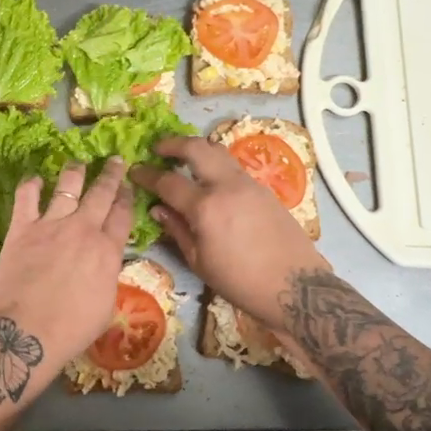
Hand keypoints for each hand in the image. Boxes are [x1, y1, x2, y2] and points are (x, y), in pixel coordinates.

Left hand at [0, 158, 135, 371]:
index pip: (122, 215)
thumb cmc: (72, 328)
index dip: (127, 197)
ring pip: (67, 186)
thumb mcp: (107, 305)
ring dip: (75, 171)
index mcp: (107, 250)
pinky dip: (31, 184)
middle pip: (101, 193)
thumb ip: (108, 278)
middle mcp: (83, 229)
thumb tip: (106, 266)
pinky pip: (26, 196)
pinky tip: (34, 178)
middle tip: (114, 159)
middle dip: (111, 174)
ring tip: (77, 162)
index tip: (128, 185)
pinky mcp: (22, 227)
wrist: (28, 330)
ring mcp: (51, 224)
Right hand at [132, 136, 328, 325]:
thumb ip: (177, 230)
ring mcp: (248, 184)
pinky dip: (215, 164)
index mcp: (206, 207)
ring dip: (197, 149)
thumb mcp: (200, 262)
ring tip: (183, 158)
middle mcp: (226, 186)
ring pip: (218, 152)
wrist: (296, 287)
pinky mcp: (264, 189)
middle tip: (158, 148)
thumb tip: (158, 209)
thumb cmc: (241, 282)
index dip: (147, 175)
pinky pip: (233, 166)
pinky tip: (208, 179)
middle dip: (173, 143)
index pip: (168, 181)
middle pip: (196, 148)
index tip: (134, 171)